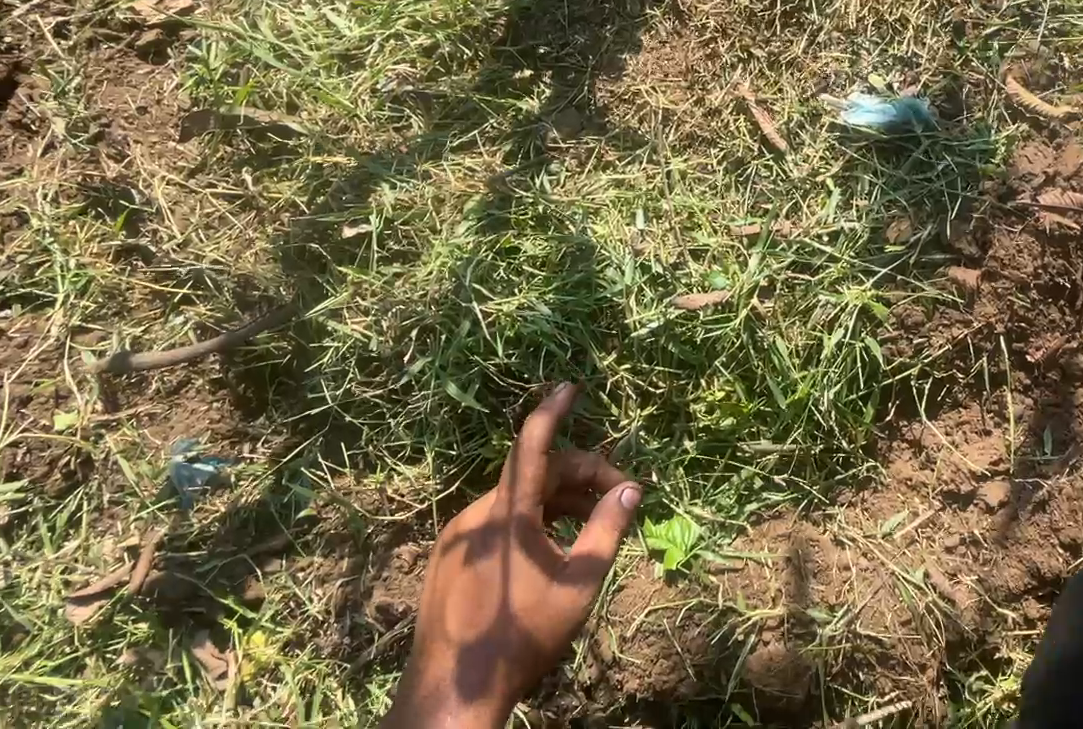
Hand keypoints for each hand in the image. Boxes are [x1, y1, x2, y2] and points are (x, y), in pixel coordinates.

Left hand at [384, 384, 640, 728]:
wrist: (452, 695)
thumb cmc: (523, 636)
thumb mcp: (579, 583)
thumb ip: (608, 530)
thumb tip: (632, 490)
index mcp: (508, 514)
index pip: (532, 446)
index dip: (551, 413)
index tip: (569, 387)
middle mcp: (479, 515)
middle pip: (538, 476)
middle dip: (582, 478)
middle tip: (619, 499)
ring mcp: (460, 536)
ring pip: (520, 500)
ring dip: (560, 502)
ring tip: (592, 525)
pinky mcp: (450, 557)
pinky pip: (500, 521)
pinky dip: (534, 520)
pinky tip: (554, 547)